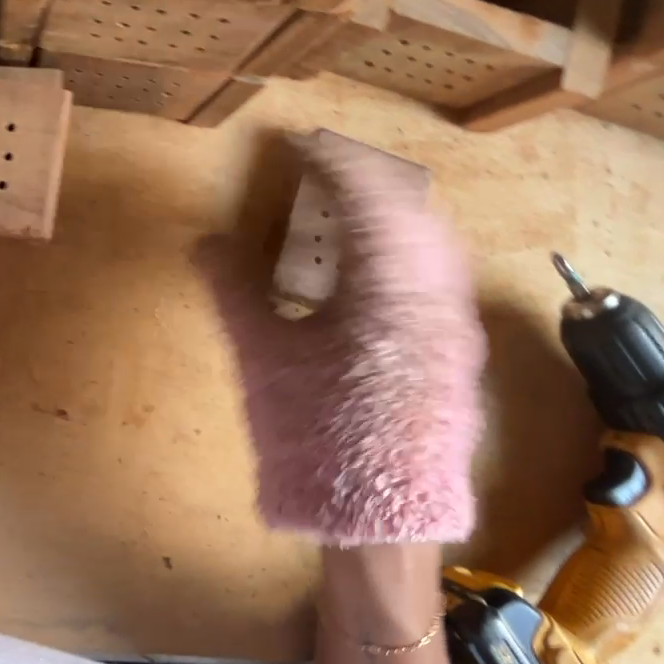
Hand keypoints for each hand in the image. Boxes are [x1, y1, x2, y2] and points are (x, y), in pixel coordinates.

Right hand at [199, 130, 484, 544]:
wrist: (380, 517)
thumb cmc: (316, 435)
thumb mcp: (264, 361)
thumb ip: (236, 293)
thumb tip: (208, 242)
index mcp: (387, 287)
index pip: (368, 198)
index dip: (334, 163)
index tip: (302, 146)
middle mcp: (435, 294)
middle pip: (413, 208)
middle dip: (369, 182)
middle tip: (324, 174)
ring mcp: (453, 324)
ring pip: (433, 241)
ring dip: (392, 215)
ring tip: (348, 214)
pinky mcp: (456, 351)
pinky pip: (439, 274)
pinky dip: (407, 251)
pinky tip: (374, 274)